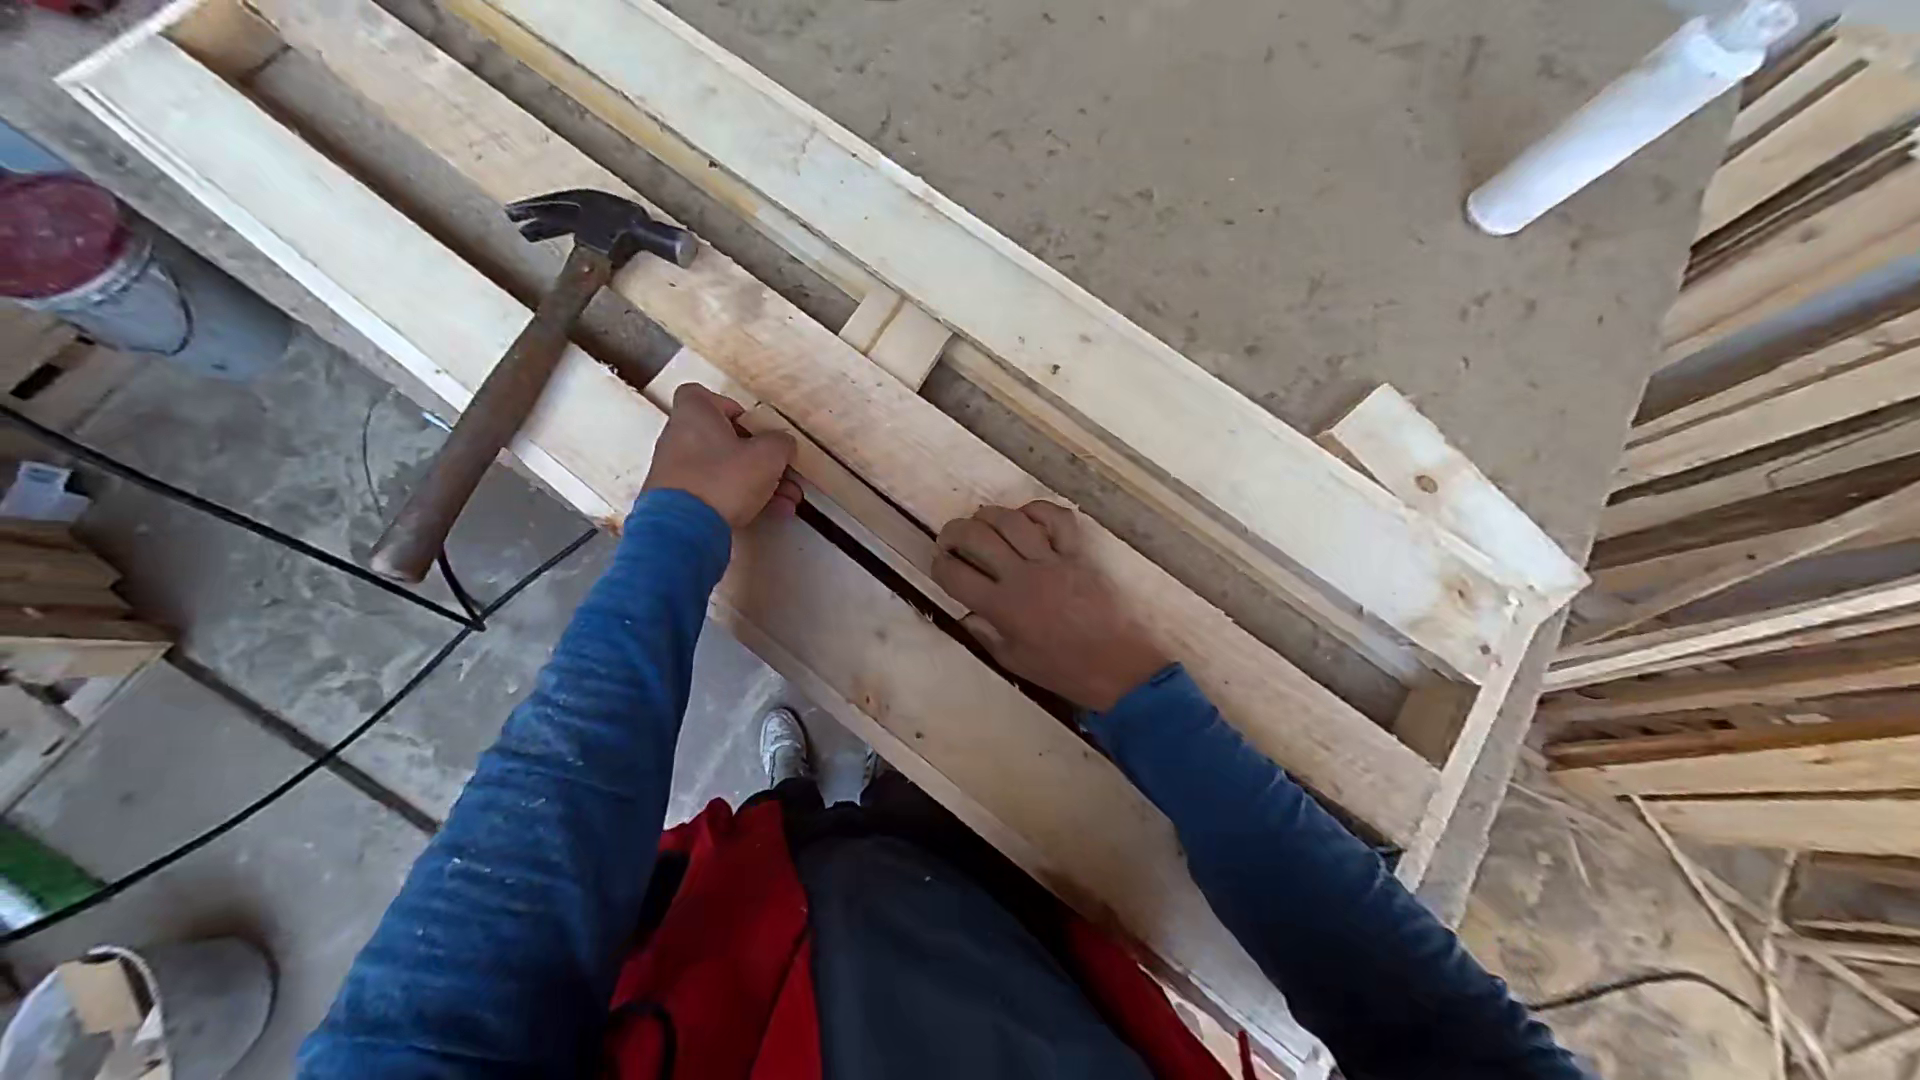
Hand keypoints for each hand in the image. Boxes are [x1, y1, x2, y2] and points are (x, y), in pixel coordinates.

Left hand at [642, 384, 800, 526]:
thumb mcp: (767, 455)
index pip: (704, 396)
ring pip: (726, 470)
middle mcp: (679, 438)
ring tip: (788, 500)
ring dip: (760, 482)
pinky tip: (773, 513)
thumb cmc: (725, 478)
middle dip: (762, 458)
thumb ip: (781, 443)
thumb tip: (782, 444)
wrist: (683, 529)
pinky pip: (717, 492)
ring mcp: (677, 471)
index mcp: (694, 415)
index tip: (755, 427)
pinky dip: (743, 499)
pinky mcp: (679, 501)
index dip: (733, 408)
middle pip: (726, 440)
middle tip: (787, 473)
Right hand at [932, 501, 1169, 711]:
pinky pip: (1055, 518)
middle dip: (954, 532)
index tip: (941, 564)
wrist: (1117, 665)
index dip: (939, 565)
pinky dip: (1036, 510)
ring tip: (982, 523)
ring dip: (988, 516)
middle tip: (951, 538)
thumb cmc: (1063, 670)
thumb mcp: (1013, 662)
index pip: (955, 574)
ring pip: (1011, 520)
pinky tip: (1025, 518)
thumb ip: (986, 634)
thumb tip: (967, 614)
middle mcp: (1021, 576)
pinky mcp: (1077, 553)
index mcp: (1001, 607)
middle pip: (976, 536)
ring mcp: (1051, 560)